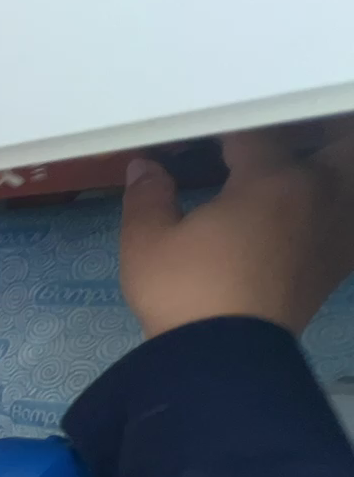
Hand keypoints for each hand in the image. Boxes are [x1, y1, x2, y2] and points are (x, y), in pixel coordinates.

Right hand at [120, 127, 353, 337]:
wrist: (222, 346)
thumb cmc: (181, 287)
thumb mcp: (144, 241)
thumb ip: (148, 196)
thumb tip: (145, 166)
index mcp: (272, 180)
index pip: (253, 136)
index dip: (222, 131)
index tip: (200, 134)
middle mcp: (323, 190)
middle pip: (338, 139)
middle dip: (309, 132)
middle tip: (272, 140)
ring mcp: (340, 224)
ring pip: (349, 175)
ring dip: (328, 166)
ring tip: (294, 174)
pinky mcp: (341, 256)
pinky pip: (347, 215)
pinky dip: (331, 203)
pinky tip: (310, 214)